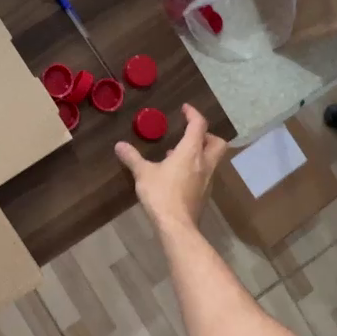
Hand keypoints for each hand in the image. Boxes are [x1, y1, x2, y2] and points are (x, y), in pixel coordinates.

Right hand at [115, 104, 226, 233]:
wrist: (177, 226)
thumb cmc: (161, 194)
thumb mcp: (143, 174)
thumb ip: (132, 158)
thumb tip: (119, 145)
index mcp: (191, 152)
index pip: (199, 125)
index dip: (193, 114)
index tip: (185, 109)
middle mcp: (204, 162)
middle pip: (217, 142)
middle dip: (207, 134)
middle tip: (190, 134)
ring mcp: (208, 179)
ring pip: (212, 159)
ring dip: (201, 152)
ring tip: (179, 155)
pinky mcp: (205, 193)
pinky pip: (205, 173)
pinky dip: (196, 168)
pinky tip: (179, 175)